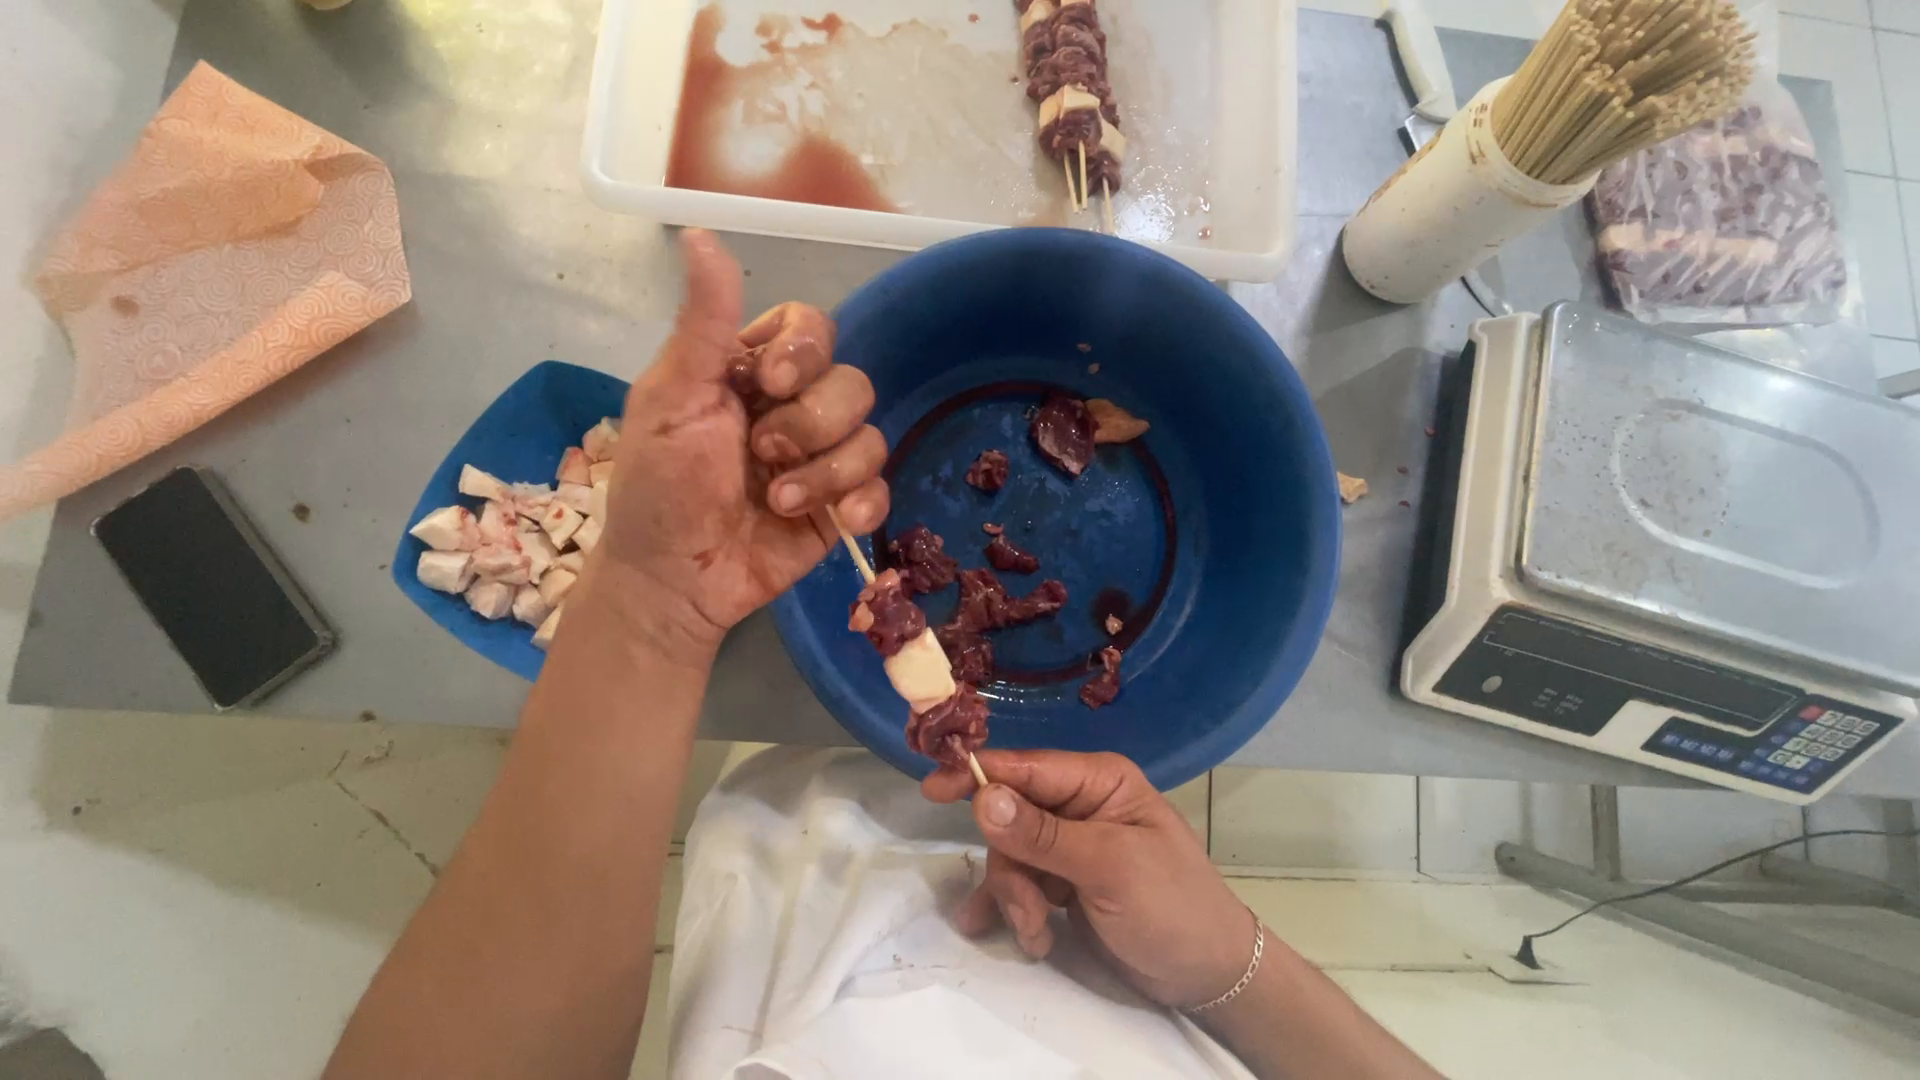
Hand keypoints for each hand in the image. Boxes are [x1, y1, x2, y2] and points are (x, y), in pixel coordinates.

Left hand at [590, 230, 889, 663]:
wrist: (675, 580)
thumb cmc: (660, 487)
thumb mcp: (672, 398)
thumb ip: (704, 323)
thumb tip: (700, 231)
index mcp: (752, 371)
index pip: (811, 328)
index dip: (806, 351)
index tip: (772, 384)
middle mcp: (795, 407)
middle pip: (851, 383)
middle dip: (811, 423)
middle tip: (763, 455)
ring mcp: (823, 458)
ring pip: (870, 435)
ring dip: (827, 471)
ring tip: (778, 502)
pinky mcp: (842, 505)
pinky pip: (880, 486)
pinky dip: (862, 502)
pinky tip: (836, 520)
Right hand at [923, 750, 1256, 1009]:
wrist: (1210, 975)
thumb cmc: (1173, 906)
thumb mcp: (1110, 867)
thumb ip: (1043, 834)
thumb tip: (983, 797)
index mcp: (1098, 781)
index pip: (1025, 768)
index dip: (978, 775)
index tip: (932, 790)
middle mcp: (1079, 804)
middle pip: (1010, 818)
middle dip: (1011, 868)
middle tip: (1028, 912)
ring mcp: (1070, 844)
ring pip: (1011, 856)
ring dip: (1017, 899)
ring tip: (1038, 936)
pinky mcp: (1064, 881)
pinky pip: (1020, 883)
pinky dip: (1011, 909)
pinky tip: (1001, 932)